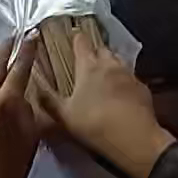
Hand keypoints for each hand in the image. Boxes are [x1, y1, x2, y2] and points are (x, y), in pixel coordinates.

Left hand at [0, 35, 48, 177]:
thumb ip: (27, 110)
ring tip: (4, 73)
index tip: (30, 36)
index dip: (26, 50)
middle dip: (5, 51)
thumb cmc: (12, 168)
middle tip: (12, 39)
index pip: (20, 67)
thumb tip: (23, 96)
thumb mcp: (31, 136)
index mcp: (8, 101)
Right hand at [29, 29, 174, 177]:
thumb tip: (34, 89)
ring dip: (110, 64)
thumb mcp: (65, 116)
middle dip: (94, 51)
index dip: (76, 38)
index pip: (81, 41)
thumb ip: (49, 101)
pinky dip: (124, 81)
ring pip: (118, 60)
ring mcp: (129, 74)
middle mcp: (109, 64)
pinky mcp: (143, 87)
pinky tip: (121, 94)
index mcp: (88, 66)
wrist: (135, 138)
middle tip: (87, 62)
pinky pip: (131, 77)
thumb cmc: (95, 124)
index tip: (73, 38)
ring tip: (104, 75)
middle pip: (101, 48)